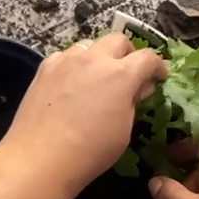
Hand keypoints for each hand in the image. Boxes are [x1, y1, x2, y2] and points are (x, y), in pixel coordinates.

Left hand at [3, 32, 164, 190]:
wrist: (40, 158)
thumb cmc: (90, 151)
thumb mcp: (124, 131)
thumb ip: (132, 103)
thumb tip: (138, 88)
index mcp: (121, 75)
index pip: (148, 57)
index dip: (157, 66)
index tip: (158, 76)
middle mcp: (95, 59)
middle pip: (118, 40)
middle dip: (129, 53)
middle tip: (128, 73)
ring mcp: (67, 60)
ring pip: (90, 44)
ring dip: (100, 56)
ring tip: (97, 77)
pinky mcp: (45, 67)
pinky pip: (65, 56)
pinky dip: (74, 63)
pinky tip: (71, 82)